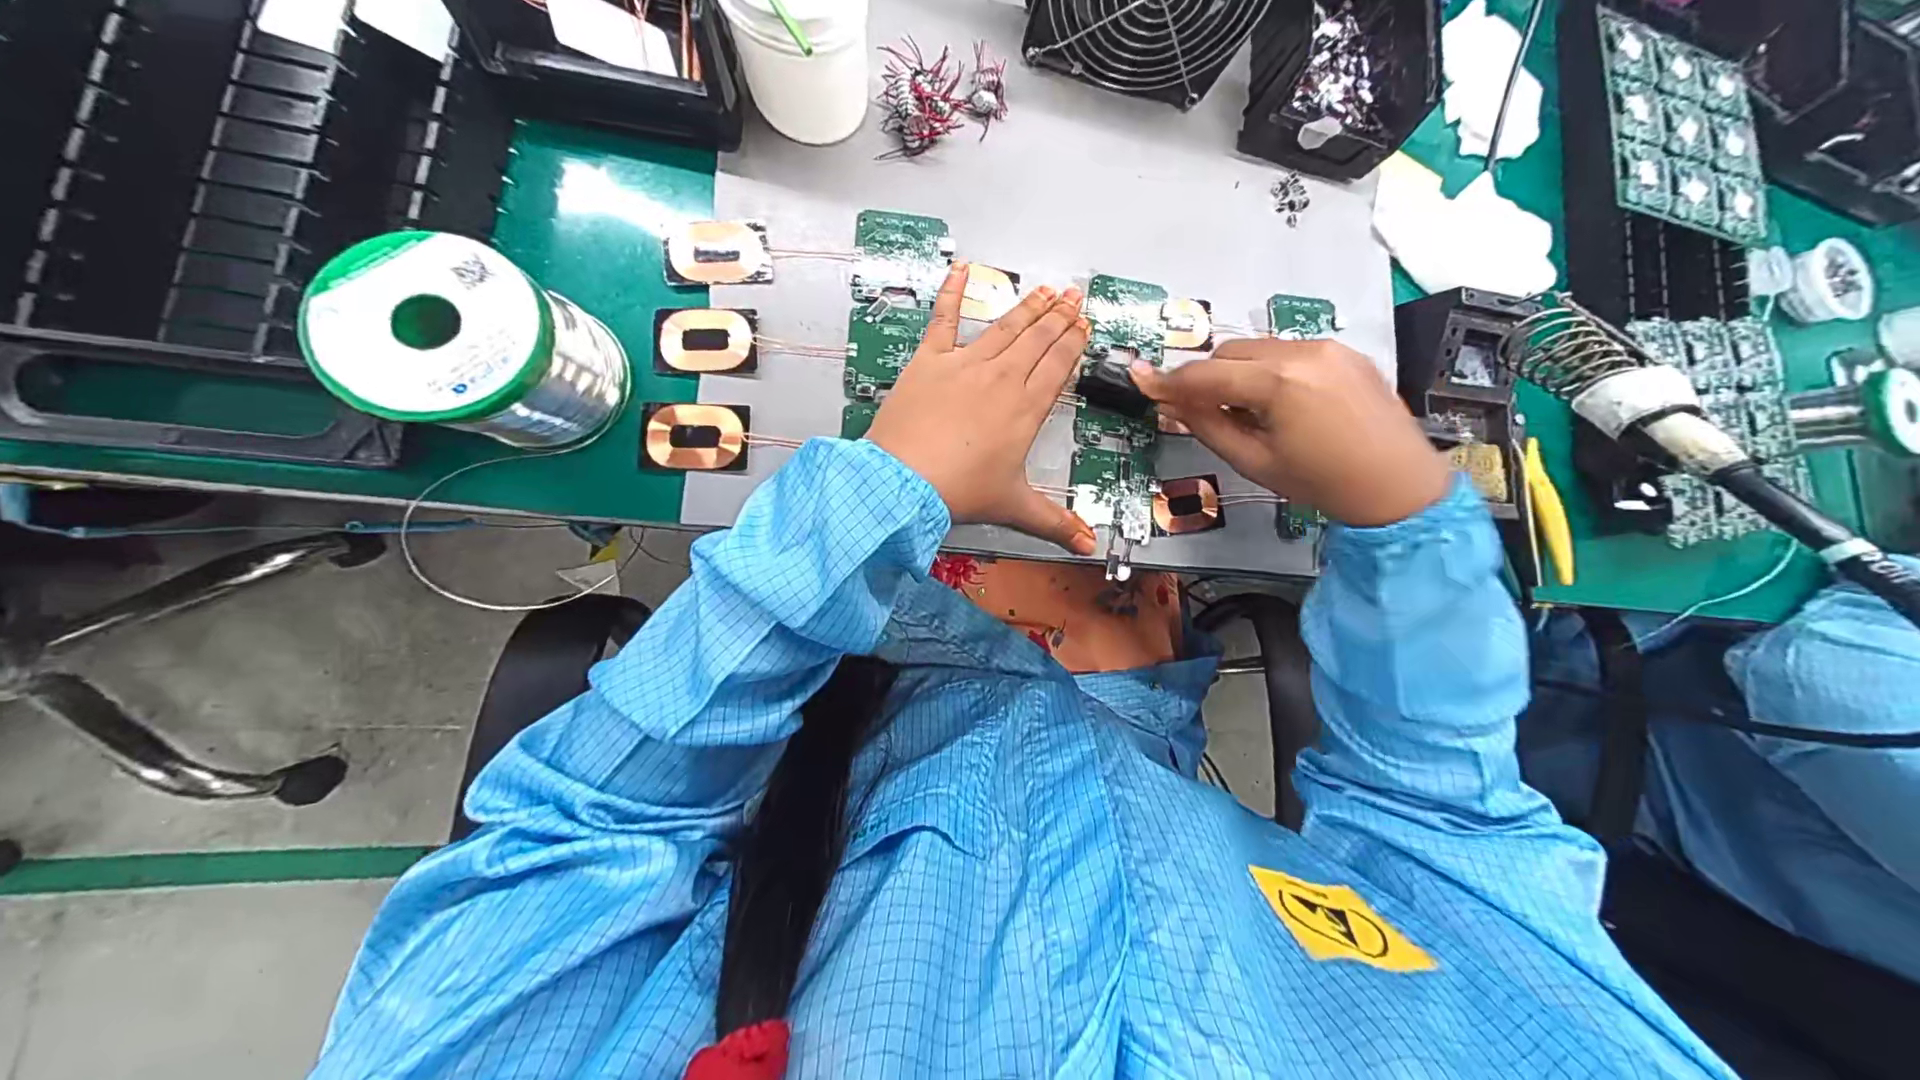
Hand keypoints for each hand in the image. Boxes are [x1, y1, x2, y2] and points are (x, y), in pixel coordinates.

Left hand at [867, 264, 1096, 554]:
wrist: (906, 479)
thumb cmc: (961, 491)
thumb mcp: (1013, 506)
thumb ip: (1054, 523)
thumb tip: (1088, 546)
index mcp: (1027, 408)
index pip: (1059, 365)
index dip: (1074, 342)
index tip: (1084, 324)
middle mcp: (1003, 378)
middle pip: (1038, 339)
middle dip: (1058, 317)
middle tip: (1073, 297)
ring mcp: (966, 364)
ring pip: (1005, 326)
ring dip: (1027, 306)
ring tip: (1044, 289)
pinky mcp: (930, 359)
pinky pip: (944, 318)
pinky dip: (952, 292)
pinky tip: (961, 269)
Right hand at [1130, 339, 1449, 526]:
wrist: (1397, 485)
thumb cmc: (1322, 482)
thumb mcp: (1253, 460)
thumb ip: (1206, 425)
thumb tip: (1171, 403)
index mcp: (1278, 383)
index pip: (1206, 375)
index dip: (1169, 381)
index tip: (1141, 381)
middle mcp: (1303, 352)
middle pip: (1228, 352)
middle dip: (1207, 378)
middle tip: (1199, 412)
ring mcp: (1327, 348)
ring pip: (1256, 349)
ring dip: (1237, 374)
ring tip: (1246, 413)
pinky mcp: (1343, 352)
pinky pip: (1287, 352)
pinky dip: (1267, 371)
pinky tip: (1276, 403)